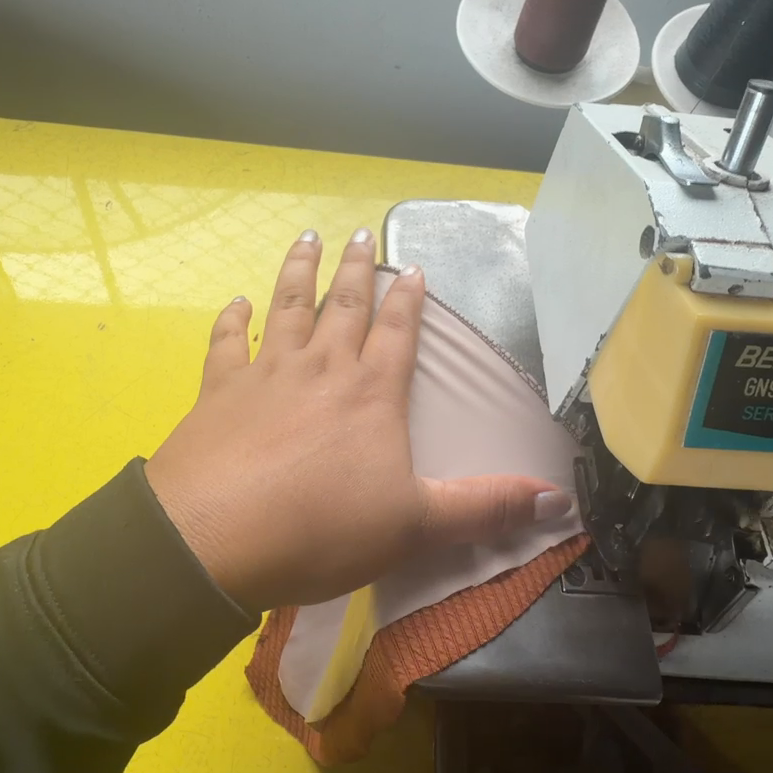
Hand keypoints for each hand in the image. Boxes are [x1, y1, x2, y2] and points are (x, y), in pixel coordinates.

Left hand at [145, 228, 571, 611]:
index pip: (396, 333)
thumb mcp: (416, 527)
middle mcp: (321, 369)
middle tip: (362, 233)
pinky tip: (238, 302)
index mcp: (370, 394)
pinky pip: (227, 342)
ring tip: (307, 238)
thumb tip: (558, 499)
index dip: (408, 301)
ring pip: (287, 306)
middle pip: (343, 306)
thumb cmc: (321, 530)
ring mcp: (265, 374)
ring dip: (299, 270)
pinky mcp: (218, 391)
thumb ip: (483, 509)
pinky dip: (233, 319)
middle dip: (356, 269)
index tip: (412, 268)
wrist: (214, 539)